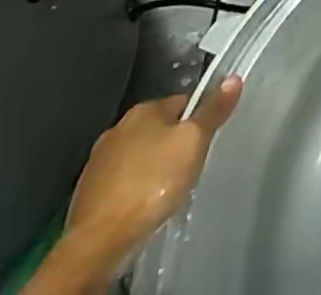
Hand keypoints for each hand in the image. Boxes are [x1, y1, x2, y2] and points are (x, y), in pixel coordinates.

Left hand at [24, 75, 242, 294]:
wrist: (100, 244)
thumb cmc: (153, 185)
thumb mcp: (195, 142)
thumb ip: (213, 110)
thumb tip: (232, 76)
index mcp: (141, 114)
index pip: (181, 100)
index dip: (200, 113)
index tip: (213, 131)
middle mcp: (115, 132)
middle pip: (159, 126)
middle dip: (177, 138)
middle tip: (198, 157)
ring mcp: (97, 165)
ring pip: (139, 153)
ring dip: (155, 163)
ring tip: (176, 183)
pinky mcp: (88, 196)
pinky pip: (123, 180)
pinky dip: (138, 186)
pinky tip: (149, 202)